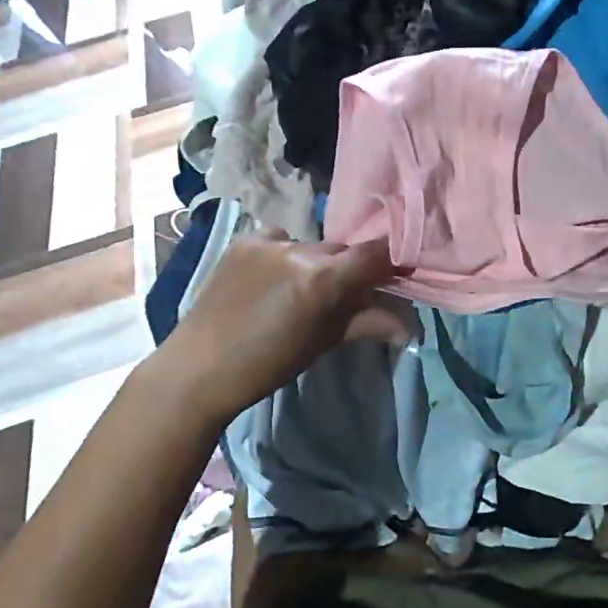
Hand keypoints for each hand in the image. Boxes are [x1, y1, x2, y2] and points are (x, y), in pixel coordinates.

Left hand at [164, 233, 409, 423]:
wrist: (198, 367)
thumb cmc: (269, 364)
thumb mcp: (323, 343)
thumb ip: (366, 323)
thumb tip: (408, 326)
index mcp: (323, 279)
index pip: (375, 252)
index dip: (390, 260)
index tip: (393, 275)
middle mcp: (299, 251)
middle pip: (342, 250)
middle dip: (349, 269)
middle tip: (342, 295)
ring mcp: (268, 243)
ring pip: (311, 245)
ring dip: (316, 263)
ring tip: (298, 291)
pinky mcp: (243, 241)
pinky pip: (280, 239)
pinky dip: (285, 255)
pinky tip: (272, 277)